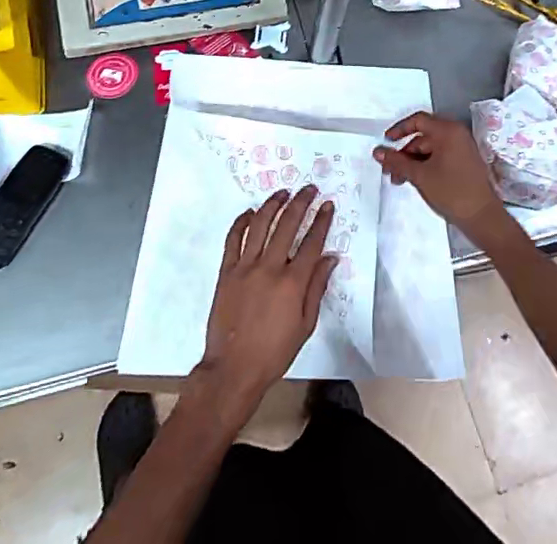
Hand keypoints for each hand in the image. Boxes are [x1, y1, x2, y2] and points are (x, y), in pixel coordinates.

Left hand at [191, 187, 337, 416]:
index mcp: (293, 282)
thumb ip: (317, 287)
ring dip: (273, 205)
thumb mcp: (306, 324)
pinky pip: (233, 239)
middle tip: (309, 189)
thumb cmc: (275, 351)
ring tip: (283, 192)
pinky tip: (250, 212)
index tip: (328, 205)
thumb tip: (330, 258)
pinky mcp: (226, 271)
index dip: (322, 221)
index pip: (312, 243)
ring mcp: (245, 267)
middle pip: (287, 225)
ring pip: (260, 225)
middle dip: (301, 203)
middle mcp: (269, 267)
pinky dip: (241, 222)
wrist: (234, 367)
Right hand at [374, 112, 515, 247]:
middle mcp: (457, 135)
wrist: (482, 217)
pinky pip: (439, 157)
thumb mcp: (419, 175)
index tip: (386, 142)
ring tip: (400, 180)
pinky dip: (425, 166)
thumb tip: (378, 152)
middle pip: (423, 136)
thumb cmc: (452, 192)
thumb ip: (396, 161)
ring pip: (430, 149)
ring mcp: (462, 149)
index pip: (418, 120)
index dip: (399, 130)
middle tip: (390, 169)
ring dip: (412, 162)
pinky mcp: (464, 162)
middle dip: (404, 152)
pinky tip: (415, 181)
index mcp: (448, 131)